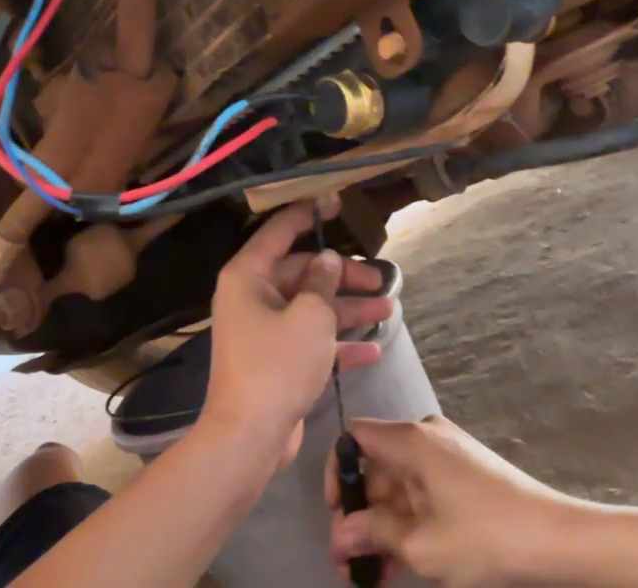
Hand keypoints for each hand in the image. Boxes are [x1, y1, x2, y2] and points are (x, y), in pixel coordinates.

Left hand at [201, 201, 394, 468]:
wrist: (250, 436)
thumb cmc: (277, 364)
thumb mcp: (310, 317)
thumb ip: (322, 283)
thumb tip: (325, 260)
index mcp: (249, 276)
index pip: (279, 232)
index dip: (308, 215)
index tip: (335, 201)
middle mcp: (252, 297)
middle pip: (302, 274)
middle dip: (342, 277)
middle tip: (381, 282)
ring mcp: (263, 331)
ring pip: (311, 308)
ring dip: (347, 309)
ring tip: (389, 310)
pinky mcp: (275, 361)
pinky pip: (309, 341)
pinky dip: (338, 344)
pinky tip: (372, 350)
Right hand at [327, 416, 589, 587]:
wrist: (556, 541)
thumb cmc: (484, 538)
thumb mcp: (421, 545)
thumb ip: (373, 535)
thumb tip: (339, 535)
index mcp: (411, 440)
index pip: (355, 436)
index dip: (338, 471)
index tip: (338, 512)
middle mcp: (426, 437)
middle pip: (376, 467)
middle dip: (360, 514)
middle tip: (349, 561)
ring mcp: (447, 456)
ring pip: (399, 487)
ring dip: (382, 527)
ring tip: (369, 573)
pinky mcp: (464, 476)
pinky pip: (423, 494)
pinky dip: (408, 523)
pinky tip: (397, 564)